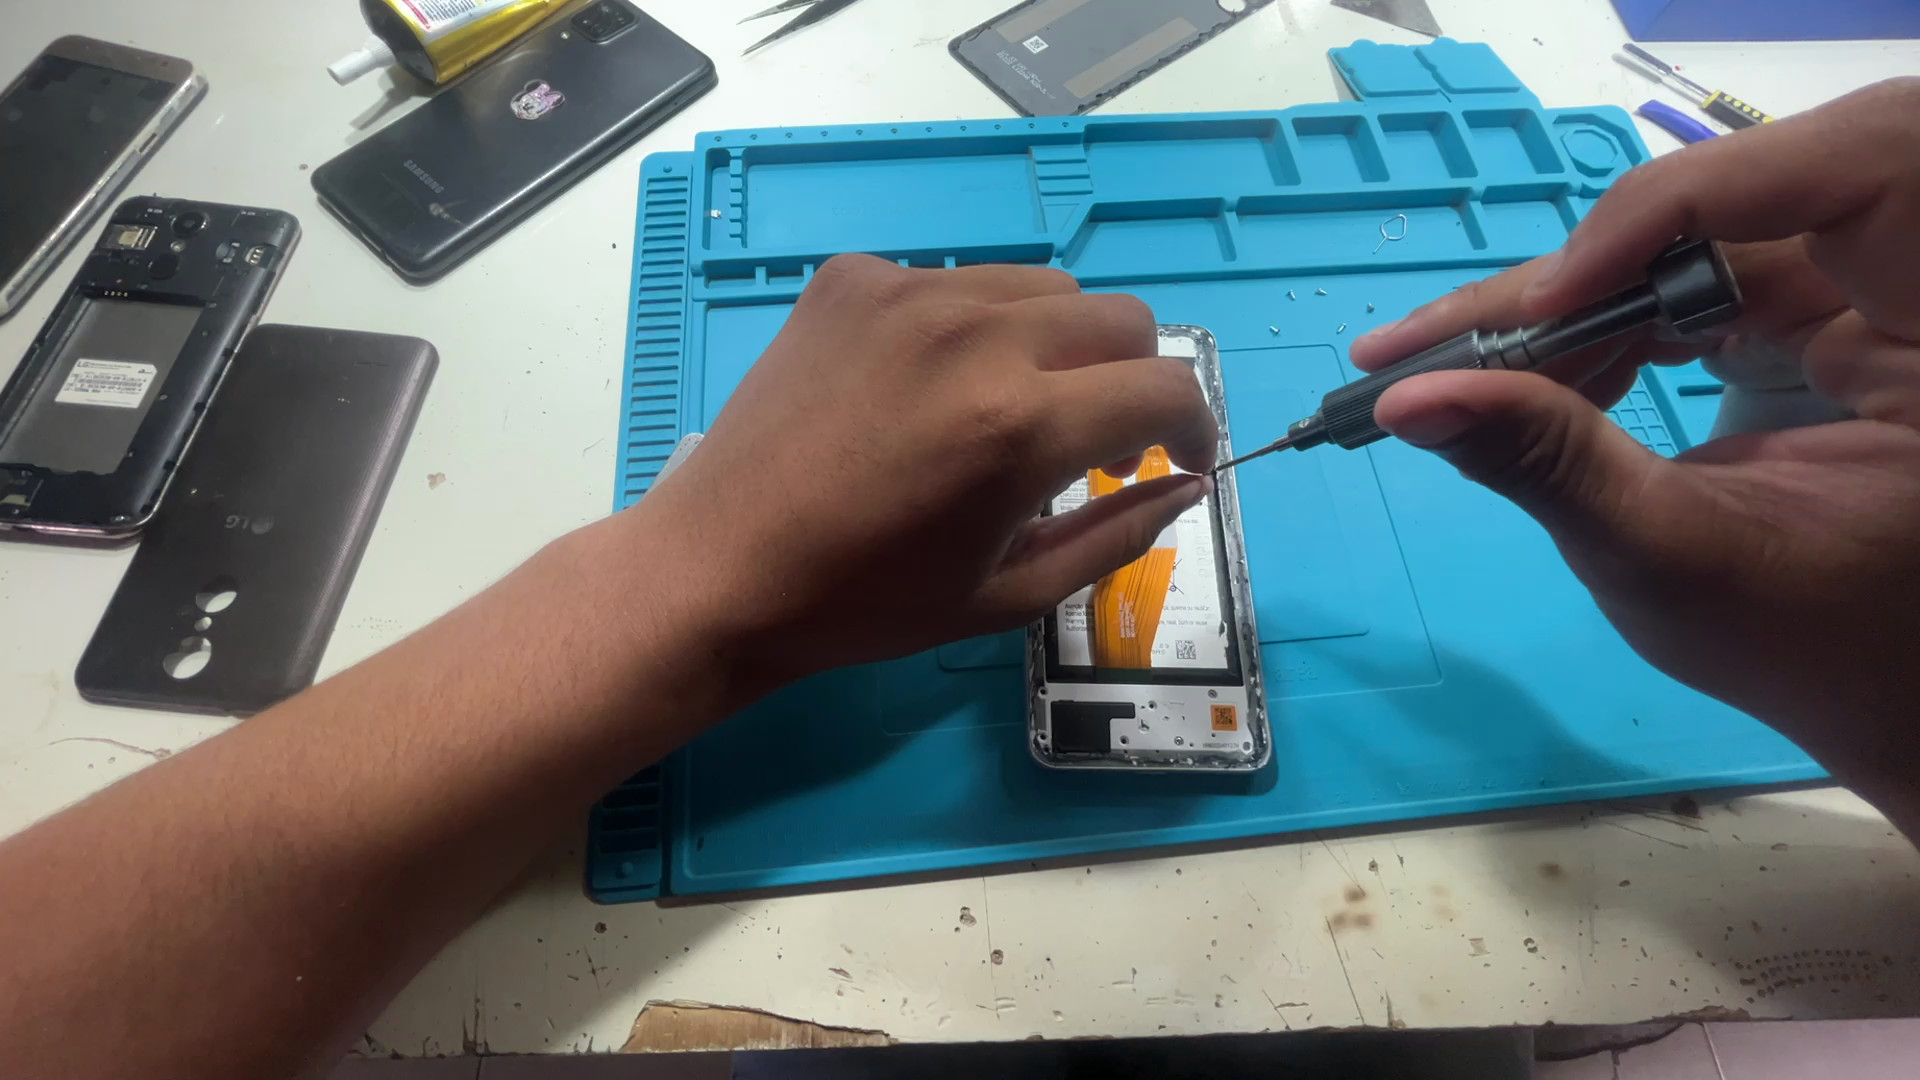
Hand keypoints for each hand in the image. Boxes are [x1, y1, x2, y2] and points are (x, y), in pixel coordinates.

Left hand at [630, 255, 1215, 686]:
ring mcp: (908, 292)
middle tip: (1092, 447)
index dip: (1196, 428)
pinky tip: (929, 387)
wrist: (719, 567)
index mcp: (1021, 424)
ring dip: (1058, 350)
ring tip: (1009, 414)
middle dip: (1132, 384)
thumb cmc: (866, 603)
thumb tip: (1189, 486)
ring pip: (1042, 290)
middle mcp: (976, 333)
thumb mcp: (1008, 594)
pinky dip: (974, 330)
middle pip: (1121, 319)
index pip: (1168, 388)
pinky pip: (957, 284)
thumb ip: (1117, 535)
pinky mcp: (852, 279)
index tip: (1178, 460)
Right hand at [1347, 79, 1919, 811]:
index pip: (1855, 169)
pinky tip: (1524, 385)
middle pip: (1732, 206)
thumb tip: (1404, 401)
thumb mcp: (1664, 554)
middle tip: (1427, 343)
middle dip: (1567, 275)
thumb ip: (1542, 463)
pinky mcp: (1809, 317)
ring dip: (1551, 313)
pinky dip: (1583, 334)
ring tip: (1452, 375)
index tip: (1537, 307)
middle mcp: (1918, 280)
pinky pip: (1676, 288)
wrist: (1878, 679)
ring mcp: (1863, 294)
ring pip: (1682, 247)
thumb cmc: (1806, 639)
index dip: (1676, 211)